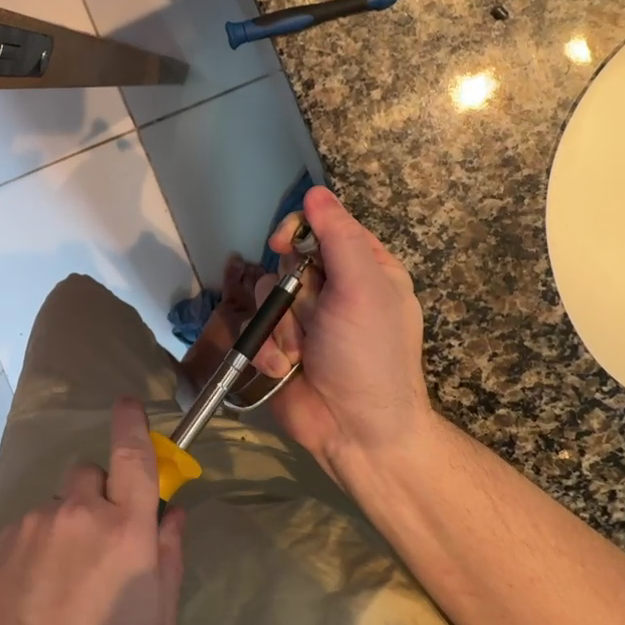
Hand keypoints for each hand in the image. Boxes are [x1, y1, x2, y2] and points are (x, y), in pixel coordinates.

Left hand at [0, 399, 186, 624]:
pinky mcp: (0, 539)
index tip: (129, 404)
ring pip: (57, 505)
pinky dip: (38, 546)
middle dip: (99, 495)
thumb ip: (168, 561)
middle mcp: (77, 512)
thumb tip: (172, 516)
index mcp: (124, 529)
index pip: (133, 456)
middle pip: (89, 475)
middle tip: (101, 541)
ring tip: (63, 581)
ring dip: (66, 526)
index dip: (133, 424)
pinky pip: (28, 528)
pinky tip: (34, 590)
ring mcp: (33, 522)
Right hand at [253, 187, 431, 472]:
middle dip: (289, 289)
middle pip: (286, 259)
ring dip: (279, 328)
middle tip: (305, 311)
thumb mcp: (363, 290)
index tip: (284, 242)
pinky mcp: (277, 347)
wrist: (356, 432)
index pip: (323, 226)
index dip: (299, 229)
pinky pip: (254, 329)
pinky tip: (285, 369)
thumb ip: (339, 238)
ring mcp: (303, 320)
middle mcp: (332, 290)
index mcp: (364, 270)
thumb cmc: (370, 356)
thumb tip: (315, 192)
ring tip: (299, 354)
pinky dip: (266, 350)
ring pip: (265, 295)